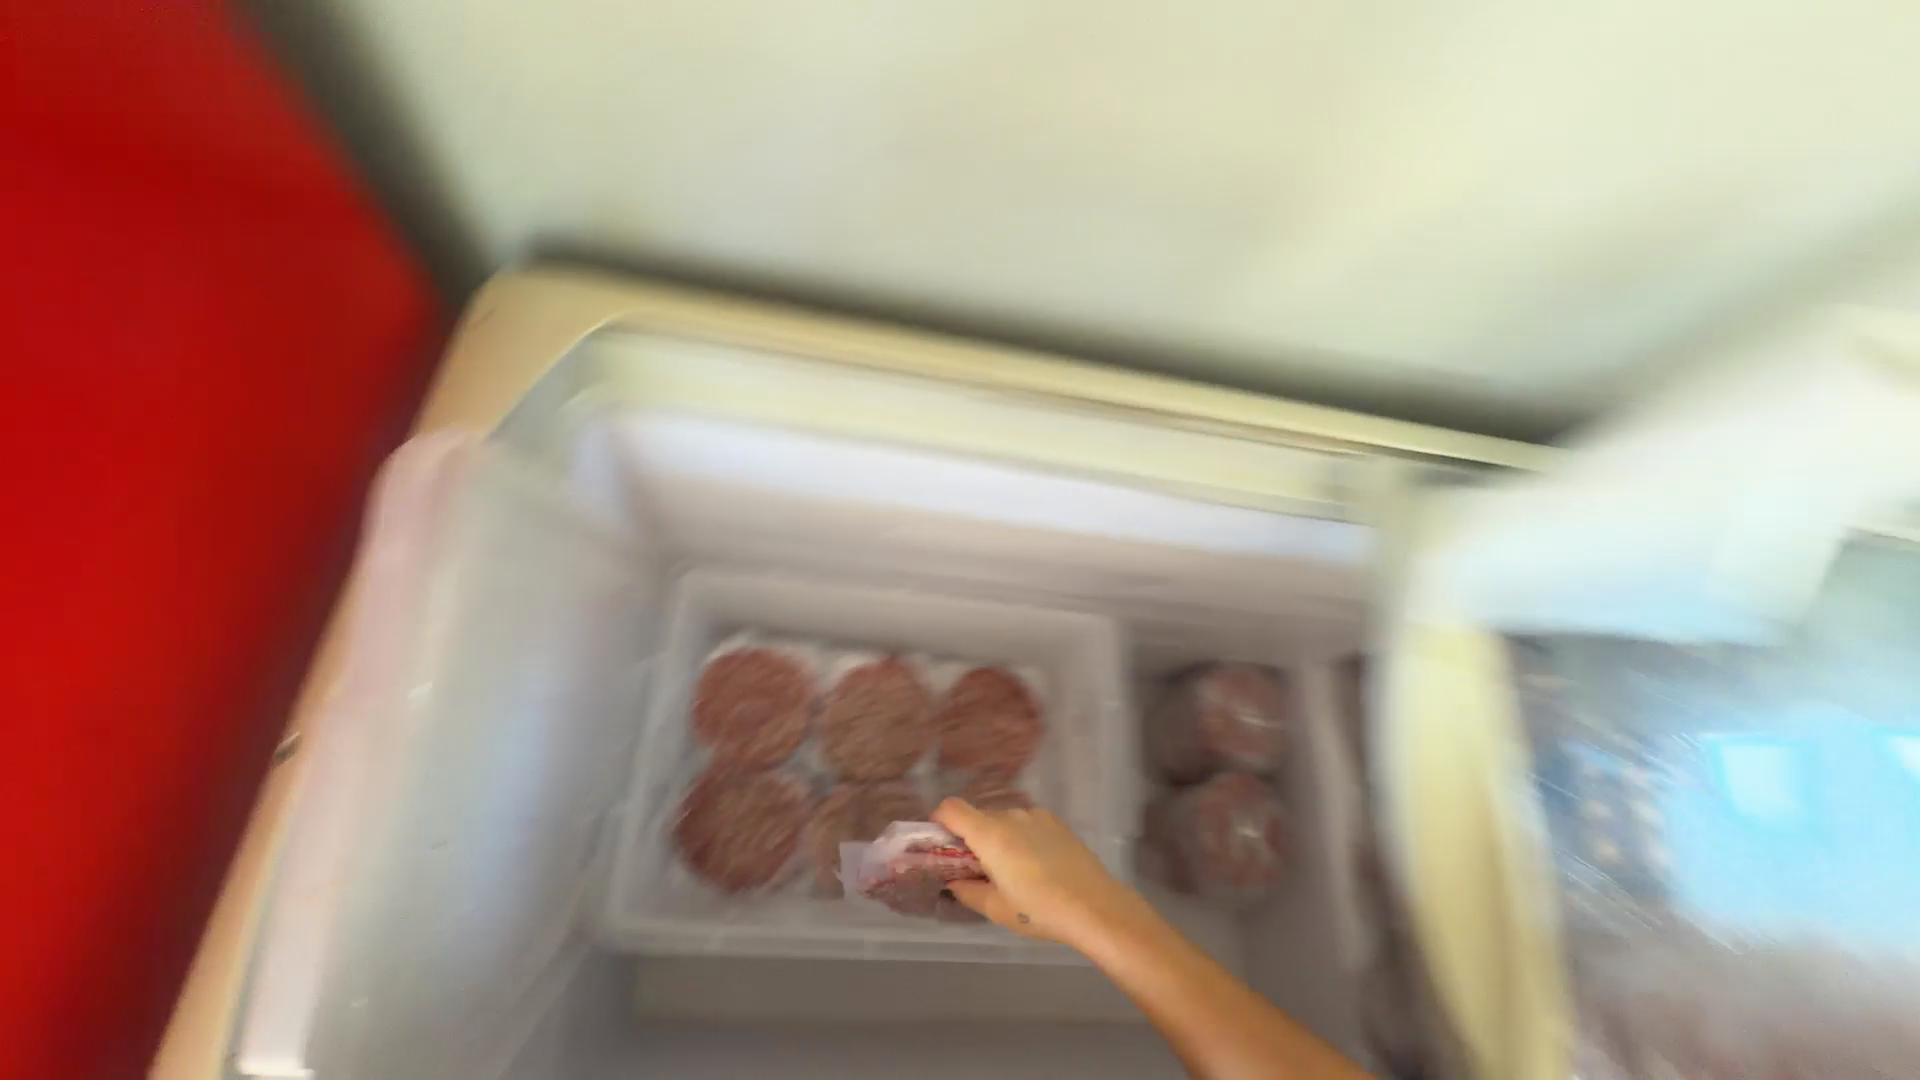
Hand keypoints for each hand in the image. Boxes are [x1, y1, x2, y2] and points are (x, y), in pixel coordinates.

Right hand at [932, 797, 1153, 949]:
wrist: (1095, 906)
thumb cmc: (1040, 910)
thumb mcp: (997, 909)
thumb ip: (967, 891)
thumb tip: (952, 881)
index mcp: (990, 834)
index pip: (951, 808)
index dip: (939, 821)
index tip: (940, 844)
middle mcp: (1010, 815)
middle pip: (978, 817)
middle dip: (972, 839)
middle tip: (979, 871)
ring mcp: (1035, 815)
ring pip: (1003, 820)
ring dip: (999, 839)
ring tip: (1014, 872)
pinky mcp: (1055, 821)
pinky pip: (1026, 823)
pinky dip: (1021, 837)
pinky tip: (1038, 865)